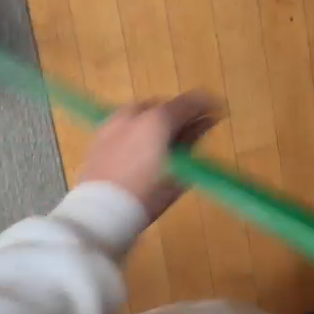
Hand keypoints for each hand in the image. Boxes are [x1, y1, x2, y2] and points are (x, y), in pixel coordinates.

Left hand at [76, 92, 222, 219]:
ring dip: (153, 121)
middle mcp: (133, 115)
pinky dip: (134, 130)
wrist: (99, 211)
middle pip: (161, 106)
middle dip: (176, 115)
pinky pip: (122, 125)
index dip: (206, 105)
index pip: (189, 102)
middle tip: (187, 133)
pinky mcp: (97, 137)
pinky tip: (138, 149)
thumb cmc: (145, 197)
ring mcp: (112, 123)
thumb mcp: (178, 174)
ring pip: (139, 113)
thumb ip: (192, 142)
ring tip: (161, 143)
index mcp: (157, 120)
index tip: (217, 112)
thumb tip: (204, 124)